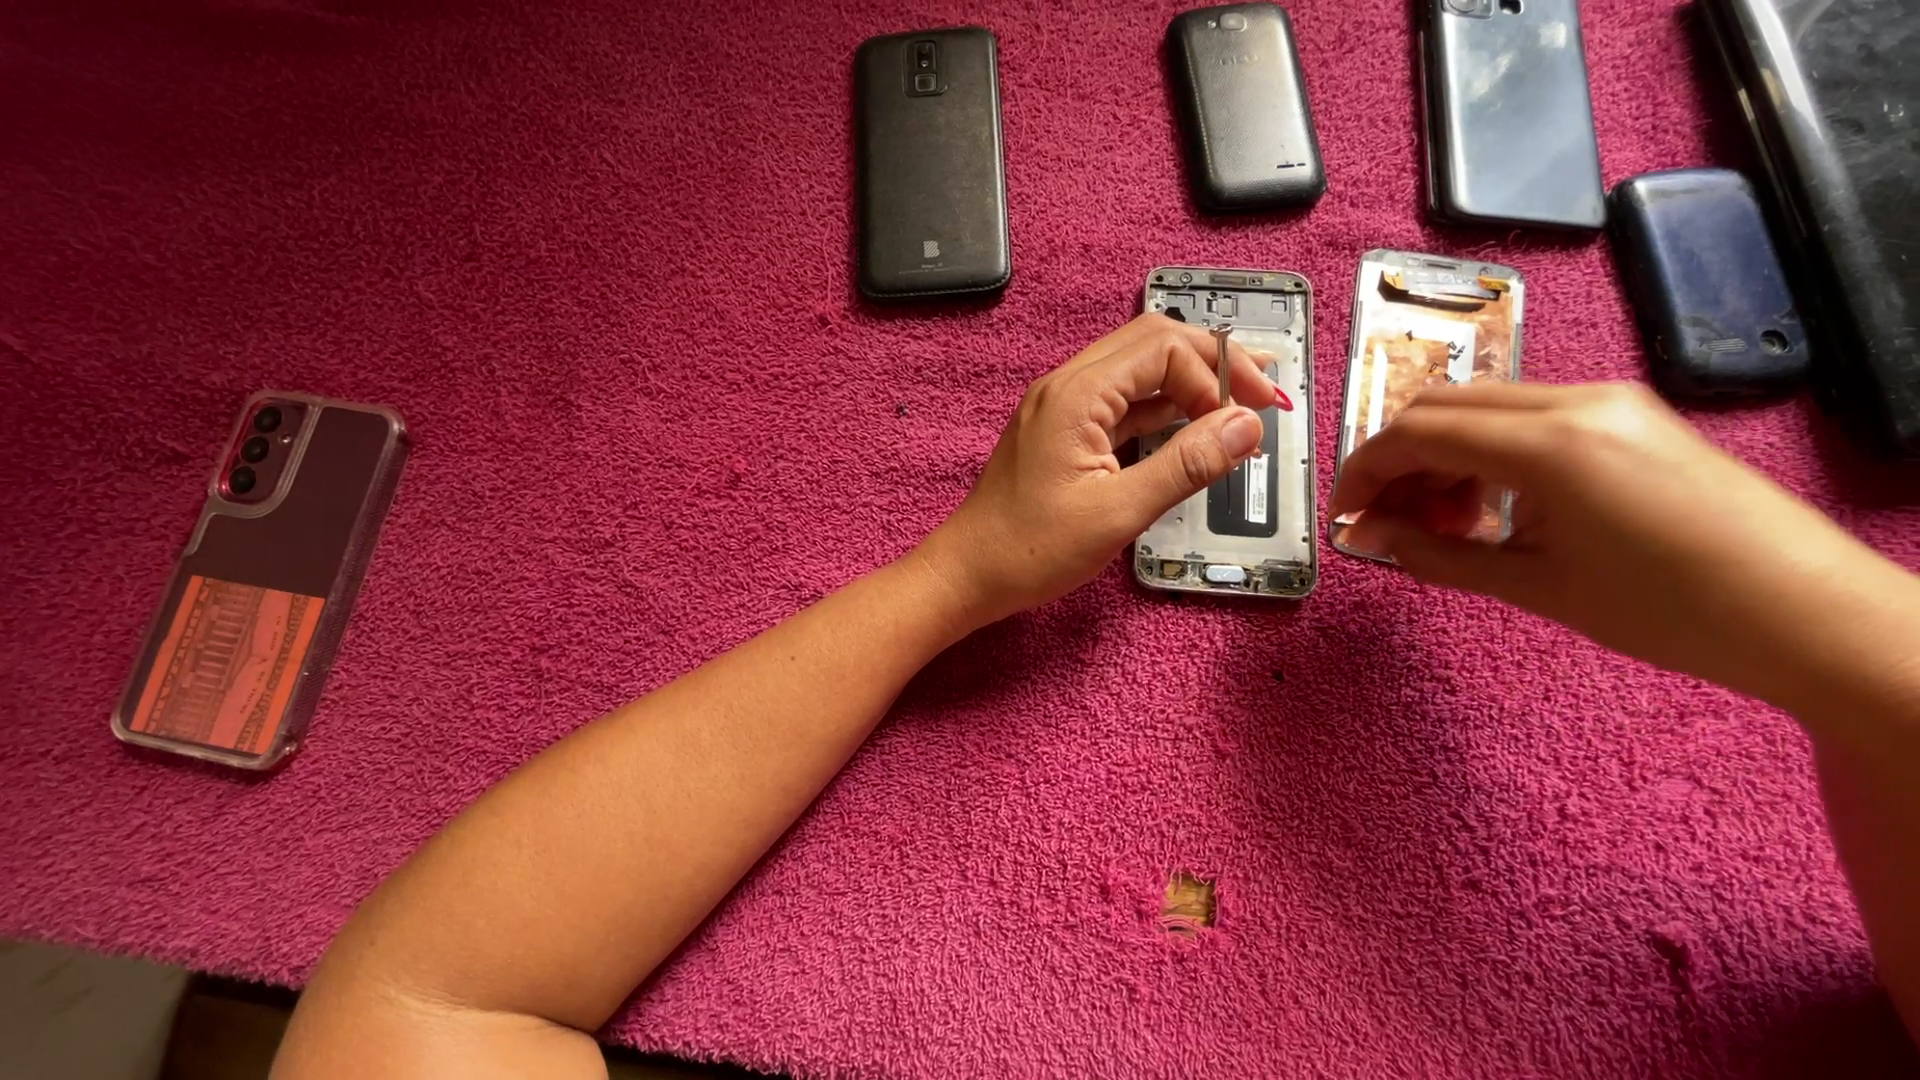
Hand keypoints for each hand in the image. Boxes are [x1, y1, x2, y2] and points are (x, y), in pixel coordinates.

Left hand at [920, 313, 1283, 626]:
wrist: (968, 575)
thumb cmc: (1030, 551)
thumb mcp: (1118, 512)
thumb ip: (1186, 465)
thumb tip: (1247, 425)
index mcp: (1076, 394)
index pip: (1163, 347)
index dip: (1218, 372)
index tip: (1255, 414)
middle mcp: (1067, 387)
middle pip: (1152, 345)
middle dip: (1212, 363)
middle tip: (1265, 393)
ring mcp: (1062, 408)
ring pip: (1138, 373)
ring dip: (1190, 385)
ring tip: (1242, 406)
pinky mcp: (1063, 433)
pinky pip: (1121, 406)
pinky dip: (1161, 412)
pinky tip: (1194, 429)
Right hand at [1329, 381, 1913, 709]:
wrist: (1811, 615)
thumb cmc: (1672, 611)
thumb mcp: (1535, 586)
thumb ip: (1438, 554)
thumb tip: (1371, 536)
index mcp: (1551, 444)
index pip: (1417, 432)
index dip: (1365, 470)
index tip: (1345, 513)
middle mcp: (1576, 402)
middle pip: (1441, 407)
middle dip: (1396, 461)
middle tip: (1384, 521)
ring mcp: (1607, 402)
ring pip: (1480, 408)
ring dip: (1439, 458)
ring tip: (1440, 524)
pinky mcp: (1626, 416)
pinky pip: (1524, 418)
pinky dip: (1483, 454)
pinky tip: (1488, 507)